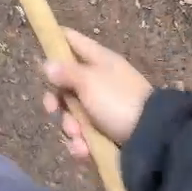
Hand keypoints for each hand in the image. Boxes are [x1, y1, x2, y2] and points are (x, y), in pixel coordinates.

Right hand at [42, 29, 152, 160]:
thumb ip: (66, 72)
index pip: (72, 40)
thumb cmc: (118, 101)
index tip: (38, 49)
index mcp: (99, 60)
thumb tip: (47, 64)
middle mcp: (100, 81)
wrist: (153, 140)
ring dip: (69, 127)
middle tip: (52, 109)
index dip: (55, 41)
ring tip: (77, 136)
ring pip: (73, 114)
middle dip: (57, 101)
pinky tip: (83, 150)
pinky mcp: (107, 133)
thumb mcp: (89, 82)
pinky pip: (84, 135)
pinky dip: (81, 144)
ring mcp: (104, 108)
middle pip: (66, 84)